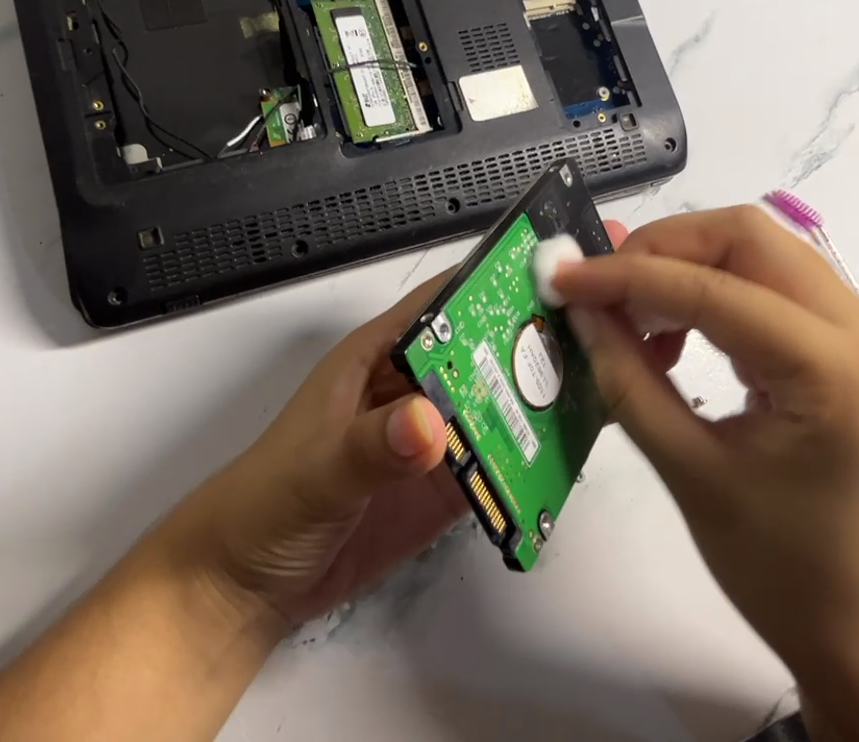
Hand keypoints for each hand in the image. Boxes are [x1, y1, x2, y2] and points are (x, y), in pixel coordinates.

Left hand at [158, 218, 631, 636]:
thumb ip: (371, 448)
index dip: (494, 282)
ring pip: (497, 405)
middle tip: (608, 329)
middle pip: (484, 351)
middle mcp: (411, 389)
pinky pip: (496, 463)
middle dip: (535, 337)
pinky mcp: (442, 488)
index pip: (442, 304)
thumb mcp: (317, 470)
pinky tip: (573, 454)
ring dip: (541, 397)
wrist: (247, 584)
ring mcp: (431, 439)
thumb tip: (430, 423)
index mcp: (376, 358)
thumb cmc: (266, 504)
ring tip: (610, 385)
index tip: (557, 272)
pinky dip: (531, 458)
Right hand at [551, 206, 858, 693]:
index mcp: (835, 373)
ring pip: (766, 255)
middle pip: (750, 238)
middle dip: (664, 248)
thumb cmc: (780, 571)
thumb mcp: (689, 473)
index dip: (626, 276)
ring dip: (691, 269)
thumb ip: (628, 380)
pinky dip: (721, 296)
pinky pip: (782, 292)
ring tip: (639, 322)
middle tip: (605, 289)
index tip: (563, 278)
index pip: (713, 289)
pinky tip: (683, 340)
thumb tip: (582, 311)